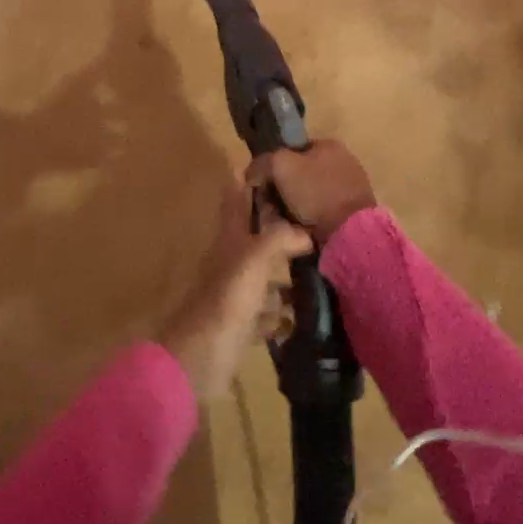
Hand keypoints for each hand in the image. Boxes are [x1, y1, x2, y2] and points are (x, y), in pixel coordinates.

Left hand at [158, 182, 312, 399]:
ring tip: (323, 268)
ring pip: (266, 275)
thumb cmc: (225, 303)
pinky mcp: (243, 325)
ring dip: (288, 273)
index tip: (270, 164)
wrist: (200, 358)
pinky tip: (307, 314)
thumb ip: (278, 238)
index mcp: (231, 239)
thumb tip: (306, 231)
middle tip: (315, 221)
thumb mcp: (252, 261)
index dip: (247, 178)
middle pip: (258, 236)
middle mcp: (233, 261)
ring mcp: (238, 294)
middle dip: (282, 228)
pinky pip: (269, 314)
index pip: (237, 198)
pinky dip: (284, 314)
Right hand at [246, 139, 376, 245]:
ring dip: (291, 208)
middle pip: (298, 176)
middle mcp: (343, 162)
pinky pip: (320, 213)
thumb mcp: (280, 166)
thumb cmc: (315, 190)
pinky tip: (300, 231)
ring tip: (282, 223)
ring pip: (307, 196)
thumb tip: (252, 174)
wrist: (349, 230)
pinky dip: (308, 220)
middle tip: (269, 208)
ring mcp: (350, 188)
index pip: (292, 151)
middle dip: (280, 191)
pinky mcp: (352, 213)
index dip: (273, 167)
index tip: (263, 186)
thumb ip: (262, 163)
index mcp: (329, 145)